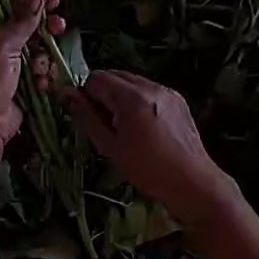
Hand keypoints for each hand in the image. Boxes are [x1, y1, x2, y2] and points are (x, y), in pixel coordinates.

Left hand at [0, 0, 63, 145]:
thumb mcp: (2, 45)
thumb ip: (22, 22)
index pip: (10, 11)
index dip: (32, 6)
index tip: (54, 1)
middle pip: (27, 32)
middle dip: (44, 32)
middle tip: (59, 28)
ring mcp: (8, 70)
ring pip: (37, 54)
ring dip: (43, 60)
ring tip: (40, 70)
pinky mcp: (20, 88)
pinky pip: (39, 75)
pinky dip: (43, 78)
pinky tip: (41, 84)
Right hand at [62, 71, 238, 222]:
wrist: (192, 182)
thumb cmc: (147, 170)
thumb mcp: (110, 147)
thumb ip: (87, 118)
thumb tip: (66, 96)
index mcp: (132, 98)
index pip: (96, 78)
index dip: (87, 96)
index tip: (90, 118)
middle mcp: (151, 87)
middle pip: (115, 75)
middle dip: (103, 94)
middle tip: (106, 124)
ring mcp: (167, 91)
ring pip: (132, 82)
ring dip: (121, 98)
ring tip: (126, 129)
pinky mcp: (178, 100)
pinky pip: (149, 91)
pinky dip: (138, 102)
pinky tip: (144, 129)